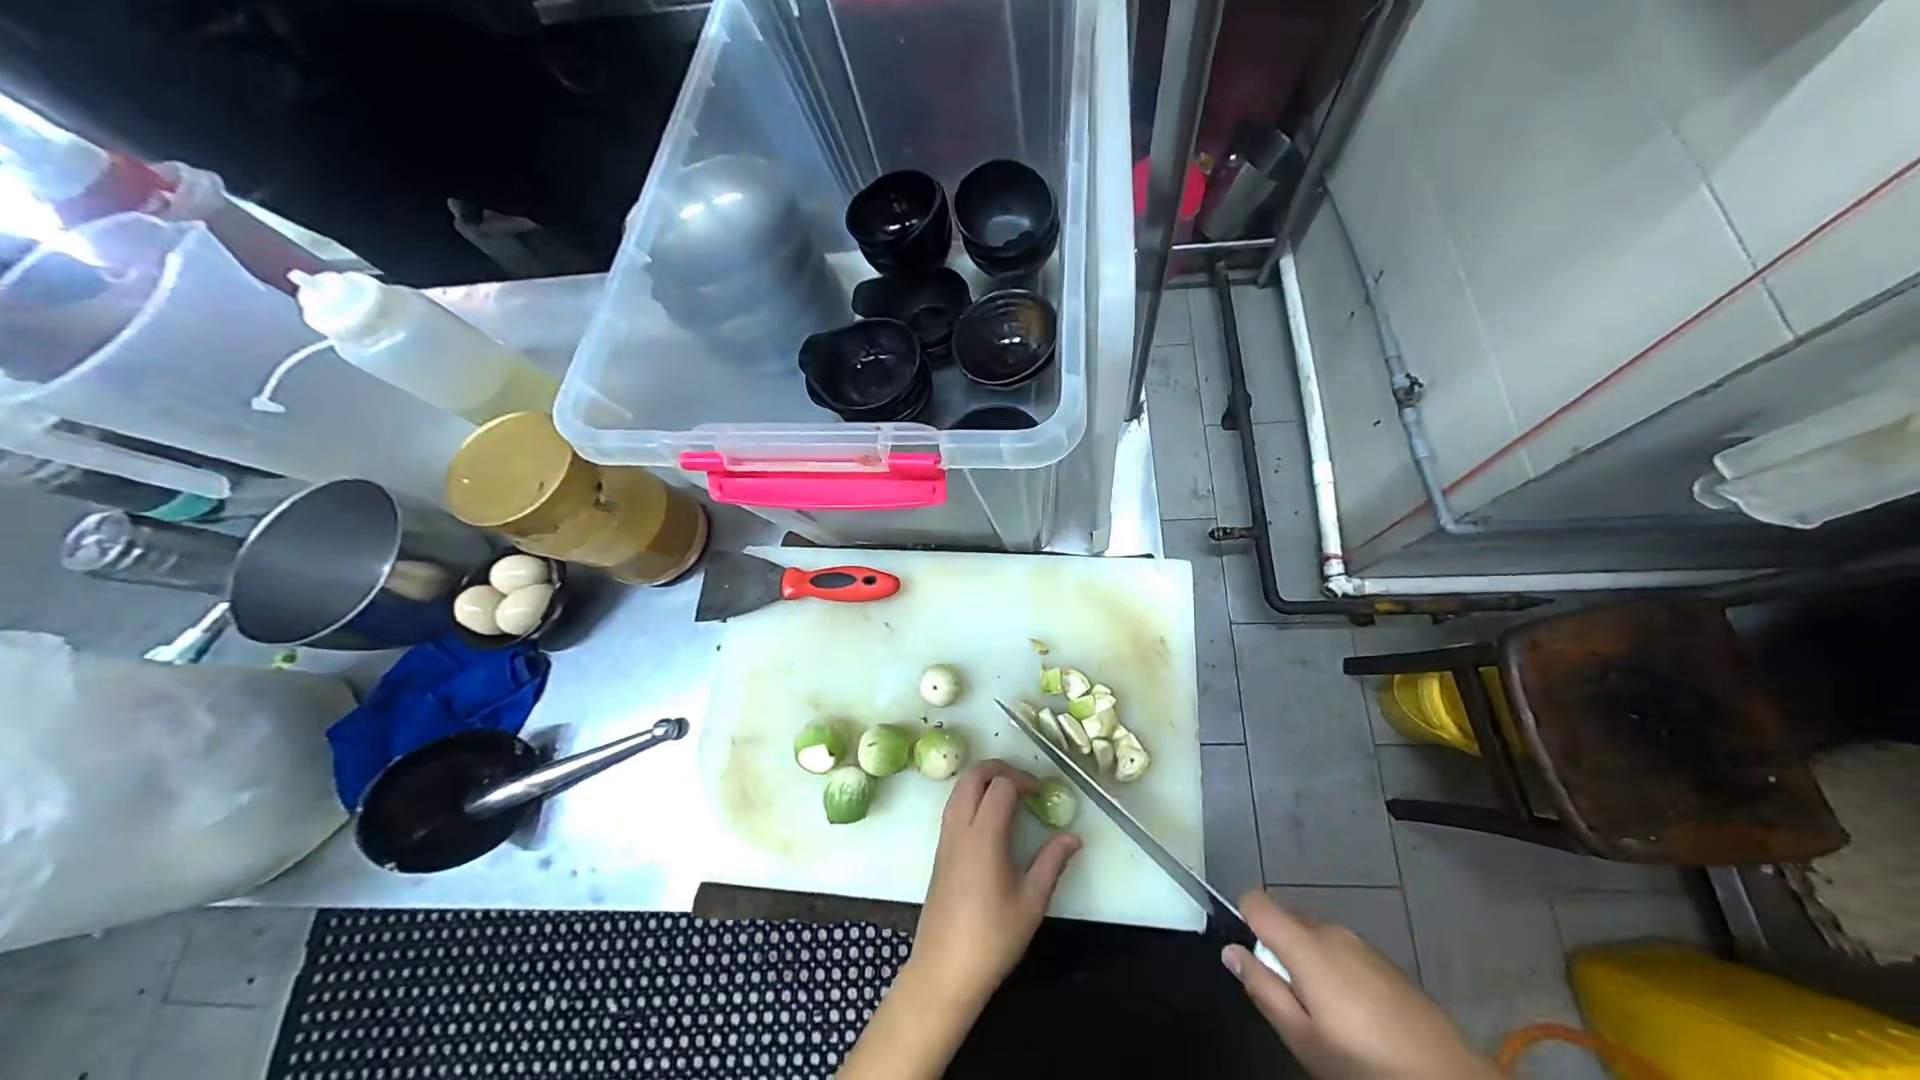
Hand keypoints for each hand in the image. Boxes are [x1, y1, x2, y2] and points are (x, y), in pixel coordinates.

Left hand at [907, 760, 1082, 1009]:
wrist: (944, 969)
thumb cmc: (993, 937)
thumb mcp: (1032, 901)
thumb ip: (1053, 862)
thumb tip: (1074, 837)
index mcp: (983, 836)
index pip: (1001, 786)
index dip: (1024, 780)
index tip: (1042, 794)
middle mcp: (959, 829)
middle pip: (972, 777)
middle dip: (999, 769)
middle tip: (1025, 783)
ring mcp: (944, 839)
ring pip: (958, 789)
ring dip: (982, 781)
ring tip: (1009, 796)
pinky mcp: (939, 852)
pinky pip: (952, 808)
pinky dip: (970, 797)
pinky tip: (990, 820)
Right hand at [1223, 891, 1498, 1079]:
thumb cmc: (1365, 1063)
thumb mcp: (1302, 1038)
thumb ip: (1262, 989)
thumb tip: (1231, 952)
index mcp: (1306, 944)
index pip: (1256, 901)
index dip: (1244, 920)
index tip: (1252, 958)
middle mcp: (1333, 932)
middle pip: (1287, 919)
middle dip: (1278, 949)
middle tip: (1291, 1001)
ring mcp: (1365, 945)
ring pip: (1316, 938)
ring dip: (1309, 962)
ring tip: (1325, 1014)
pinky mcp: (1389, 964)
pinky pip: (1345, 953)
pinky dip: (1337, 972)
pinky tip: (1357, 1016)